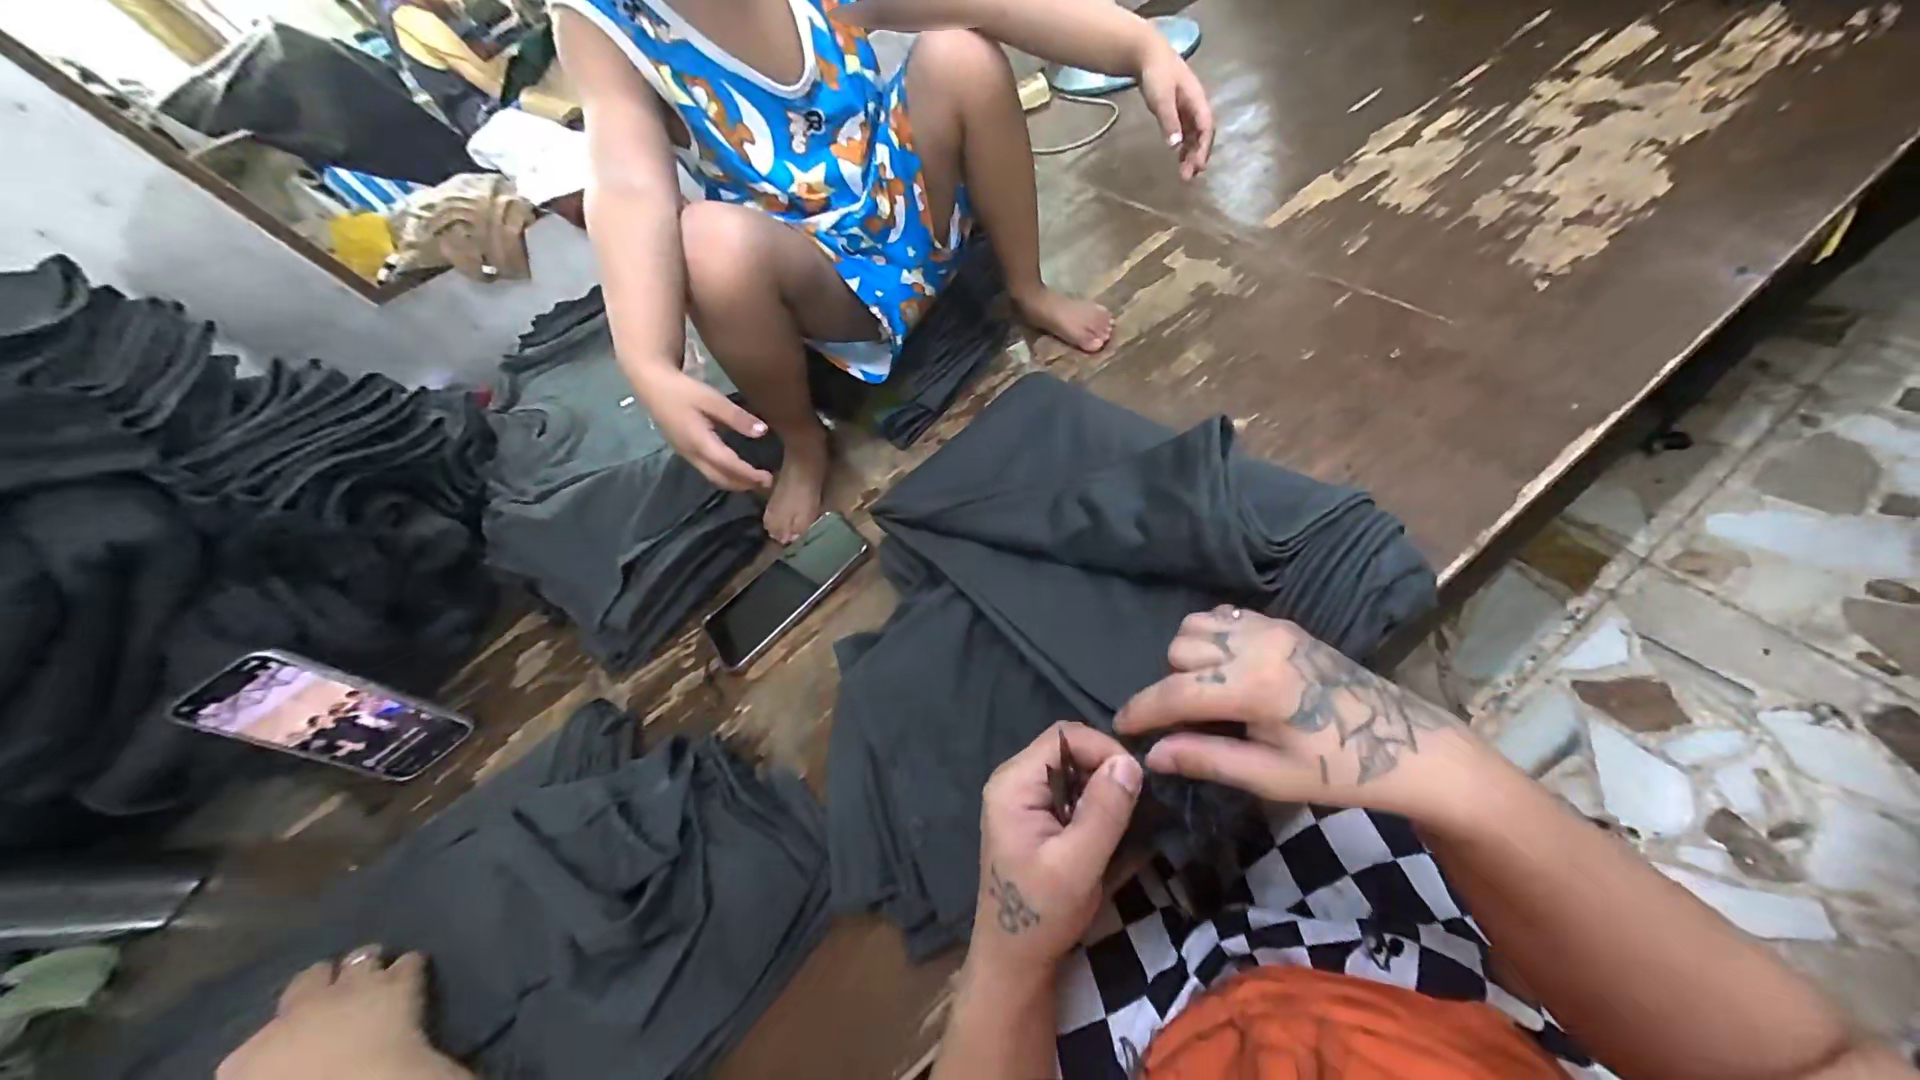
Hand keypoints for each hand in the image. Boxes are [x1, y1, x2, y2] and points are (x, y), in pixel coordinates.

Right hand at [635, 367, 774, 491]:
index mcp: (700, 443)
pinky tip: (736, 469)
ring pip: (713, 477)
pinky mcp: (684, 451)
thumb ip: (737, 417)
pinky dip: (725, 474)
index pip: (729, 465)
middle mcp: (692, 454)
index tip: (768, 478)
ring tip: (754, 480)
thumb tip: (763, 431)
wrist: (650, 384)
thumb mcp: (712, 399)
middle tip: (766, 483)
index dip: (749, 475)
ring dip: (734, 482)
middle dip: (744, 484)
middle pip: (721, 478)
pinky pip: (707, 470)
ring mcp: (686, 454)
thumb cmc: (682, 390)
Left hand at [970, 722, 1143, 975]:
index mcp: (1013, 783)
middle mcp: (1013, 779)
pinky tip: (1111, 822)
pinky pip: (1070, 788)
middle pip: (1068, 748)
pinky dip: (1094, 798)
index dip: (1104, 748)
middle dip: (1105, 765)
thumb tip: (1130, 762)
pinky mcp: (1034, 813)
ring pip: (1072, 767)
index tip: (1137, 779)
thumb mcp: (1077, 865)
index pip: (1064, 737)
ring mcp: (1022, 796)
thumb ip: (1103, 812)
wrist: (1014, 958)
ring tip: (1129, 810)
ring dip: (1102, 783)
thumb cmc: (1041, 914)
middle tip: (1137, 797)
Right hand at [1115, 608, 1492, 825]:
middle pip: (1178, 651)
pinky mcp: (1282, 623)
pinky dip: (1212, 637)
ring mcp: (1271, 628)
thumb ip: (1206, 759)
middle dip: (1171, 685)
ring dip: (1189, 657)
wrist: (1411, 746)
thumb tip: (1152, 755)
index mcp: (1256, 687)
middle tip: (1190, 720)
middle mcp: (1257, 645)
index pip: (1175, 693)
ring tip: (1209, 691)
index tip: (1122, 727)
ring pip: (1195, 626)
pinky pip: (1223, 615)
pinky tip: (1228, 666)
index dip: (1141, 711)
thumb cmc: (1341, 771)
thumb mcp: (1271, 777)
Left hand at [1136, 40, 1212, 179]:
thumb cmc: (1157, 74)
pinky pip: (1184, 132)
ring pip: (1193, 136)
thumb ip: (1169, 121)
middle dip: (1198, 155)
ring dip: (1191, 154)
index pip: (1206, 127)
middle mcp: (1195, 106)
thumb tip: (1176, 146)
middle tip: (1188, 176)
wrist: (1146, 55)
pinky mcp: (1176, 111)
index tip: (1198, 165)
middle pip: (1201, 134)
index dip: (1204, 147)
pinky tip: (1179, 159)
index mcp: (1197, 100)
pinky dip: (1183, 147)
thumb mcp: (1162, 99)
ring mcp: (1186, 109)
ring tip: (1185, 174)